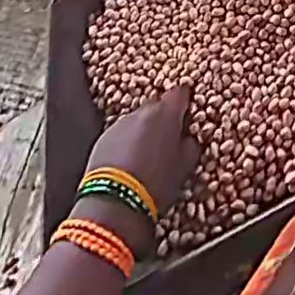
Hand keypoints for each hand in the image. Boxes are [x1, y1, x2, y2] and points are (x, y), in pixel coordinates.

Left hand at [82, 87, 198, 253]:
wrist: (115, 201)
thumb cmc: (156, 183)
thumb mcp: (185, 166)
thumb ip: (190, 144)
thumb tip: (188, 137)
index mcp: (166, 114)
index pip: (179, 94)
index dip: (184, 102)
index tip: (186, 112)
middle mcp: (142, 112)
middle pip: (157, 105)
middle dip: (163, 118)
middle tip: (168, 139)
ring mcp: (121, 123)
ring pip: (138, 120)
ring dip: (144, 131)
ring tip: (147, 156)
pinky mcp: (104, 136)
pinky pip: (121, 133)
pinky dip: (127, 142)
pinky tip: (130, 162)